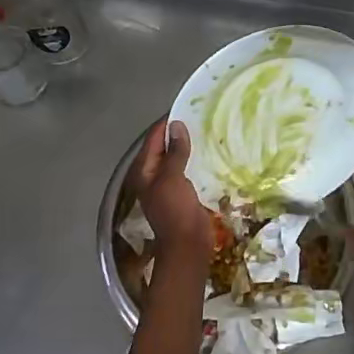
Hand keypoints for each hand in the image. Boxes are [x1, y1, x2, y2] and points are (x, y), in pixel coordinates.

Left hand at [131, 120, 214, 261]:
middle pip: (163, 147)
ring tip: (205, 130)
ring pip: (175, 158)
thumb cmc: (176, 211)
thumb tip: (176, 126)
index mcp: (144, 169)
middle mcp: (152, 174)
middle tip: (198, 115)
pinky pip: (186, 170)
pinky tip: (208, 154)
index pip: (154, 138)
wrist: (188, 246)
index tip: (184, 106)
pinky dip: (194, 160)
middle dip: (177, 132)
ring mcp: (167, 184)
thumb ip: (174, 152)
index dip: (166, 123)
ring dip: (187, 146)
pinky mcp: (181, 193)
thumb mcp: (173, 178)